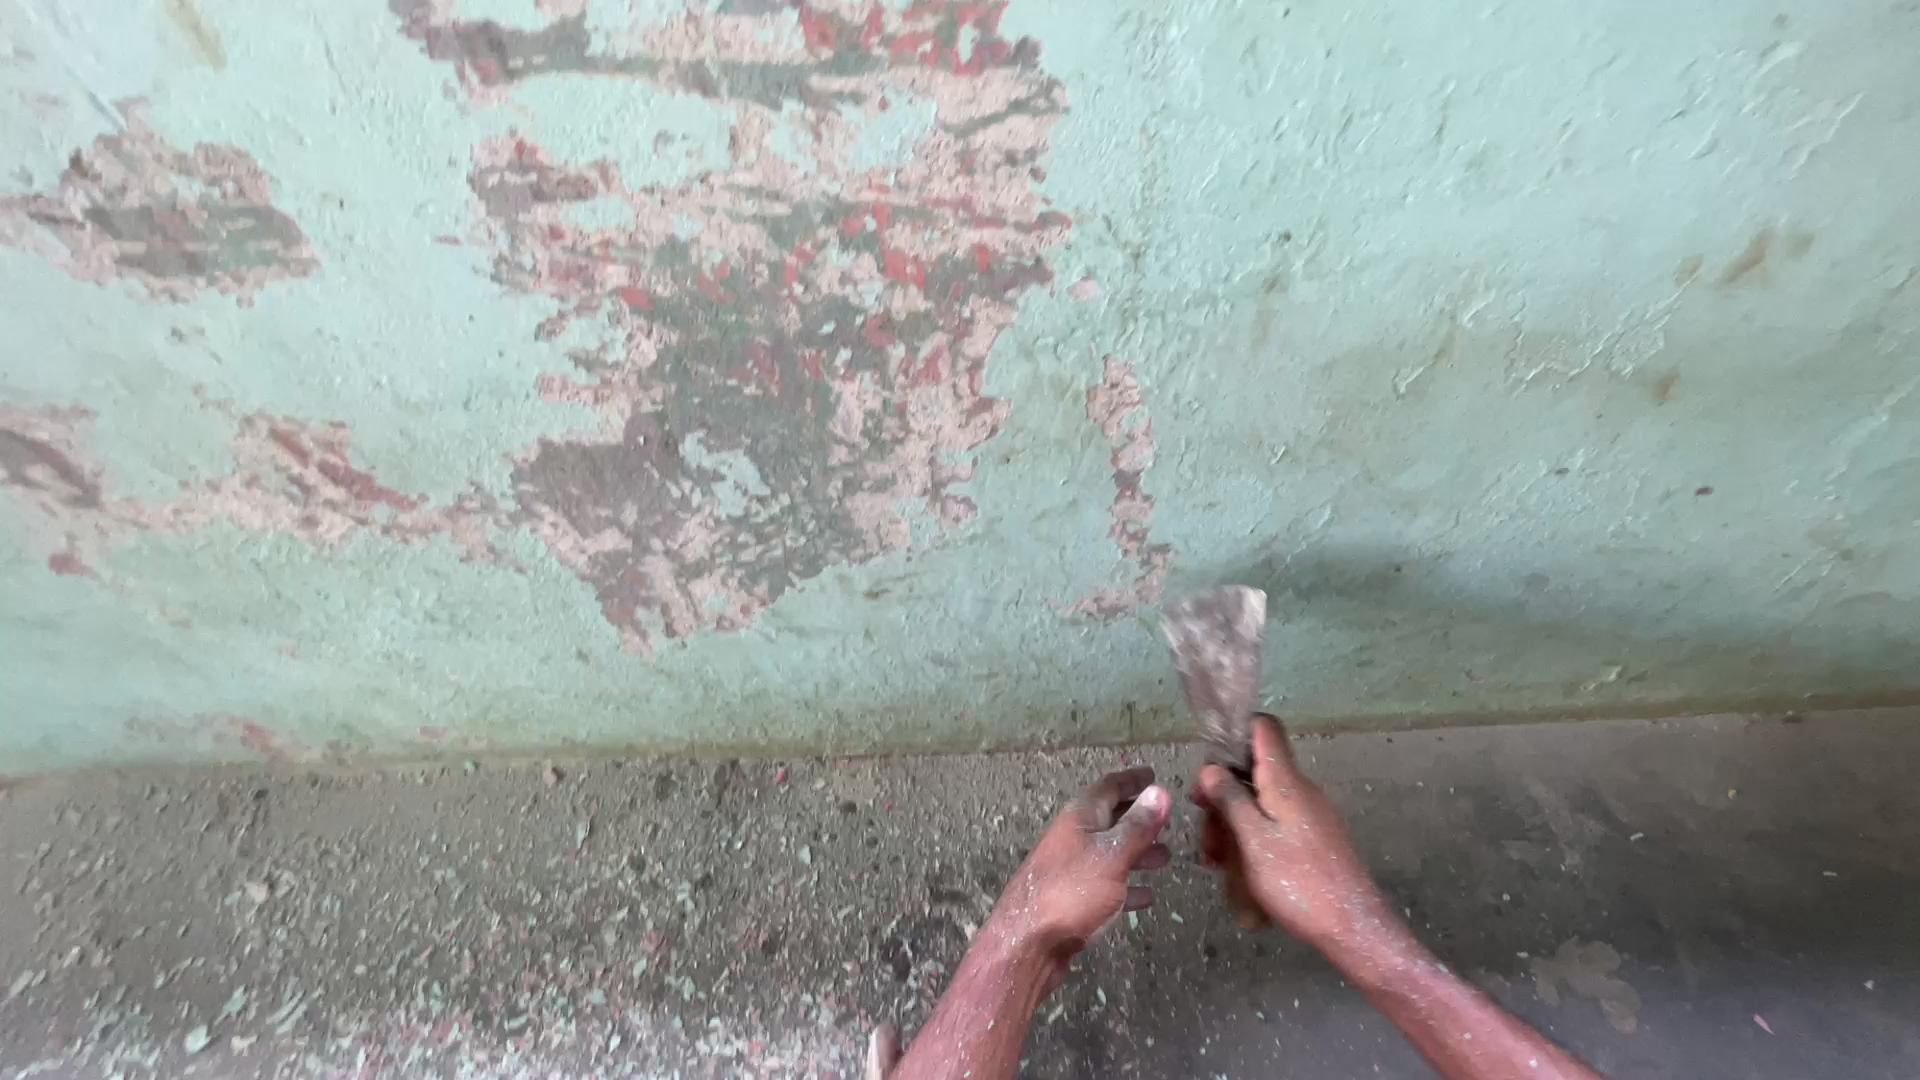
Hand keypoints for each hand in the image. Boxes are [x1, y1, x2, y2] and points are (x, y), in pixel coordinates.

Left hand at [983, 766, 1171, 989]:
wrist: (1028, 942)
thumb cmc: (1072, 891)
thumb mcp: (1111, 855)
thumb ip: (1137, 826)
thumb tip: (1160, 791)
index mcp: (1080, 817)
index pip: (1109, 787)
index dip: (1132, 780)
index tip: (1152, 775)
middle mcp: (1073, 836)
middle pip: (1109, 818)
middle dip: (1137, 818)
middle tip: (1165, 820)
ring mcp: (1070, 868)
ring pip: (1109, 852)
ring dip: (1136, 852)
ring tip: (1165, 857)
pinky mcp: (1072, 899)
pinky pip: (1106, 884)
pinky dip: (1127, 885)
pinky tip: (1146, 896)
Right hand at [1193, 716, 1393, 952]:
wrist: (1356, 931)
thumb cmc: (1299, 883)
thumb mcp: (1253, 841)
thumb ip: (1230, 799)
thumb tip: (1209, 767)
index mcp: (1285, 781)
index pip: (1263, 728)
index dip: (1233, 732)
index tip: (1208, 763)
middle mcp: (1300, 789)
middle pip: (1253, 771)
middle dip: (1222, 795)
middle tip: (1205, 831)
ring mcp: (1309, 815)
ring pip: (1260, 801)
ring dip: (1233, 823)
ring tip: (1217, 861)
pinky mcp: (1314, 838)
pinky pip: (1274, 823)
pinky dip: (1252, 837)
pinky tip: (1240, 870)